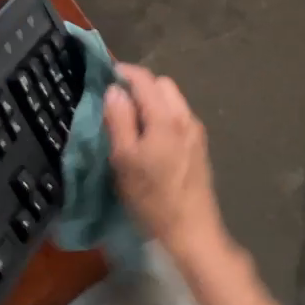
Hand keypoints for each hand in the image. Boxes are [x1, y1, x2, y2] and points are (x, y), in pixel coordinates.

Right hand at [102, 63, 224, 256]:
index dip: (123, 72)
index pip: (144, 78)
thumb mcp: (124, 158)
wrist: (192, 231)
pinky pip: (178, 116)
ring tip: (132, 124)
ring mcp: (196, 132)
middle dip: (139, 86)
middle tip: (118, 104)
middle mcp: (185, 117)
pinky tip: (151, 140)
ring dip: (152, 102)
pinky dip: (162, 116)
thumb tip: (114, 90)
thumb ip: (118, 119)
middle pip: (162, 84)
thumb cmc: (152, 196)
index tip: (104, 79)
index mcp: (165, 117)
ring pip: (172, 100)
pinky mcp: (199, 146)